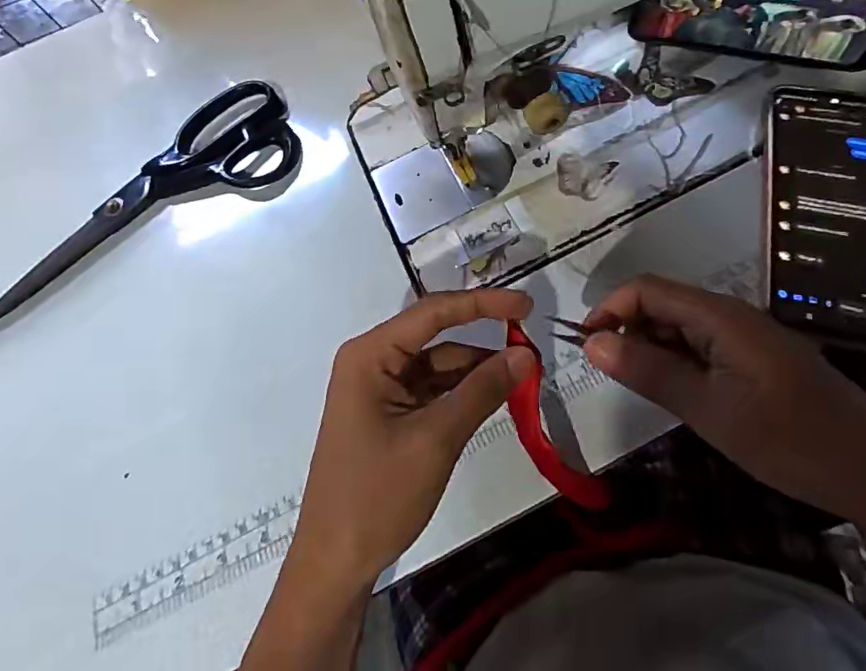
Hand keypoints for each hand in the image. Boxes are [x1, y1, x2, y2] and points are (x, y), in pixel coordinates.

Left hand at [293, 289, 535, 585]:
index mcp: (370, 354)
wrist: (335, 562)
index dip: (482, 303)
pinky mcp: (389, 413)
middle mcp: (372, 361)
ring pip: (438, 364)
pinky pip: (433, 389)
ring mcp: (380, 388)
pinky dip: (463, 392)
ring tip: (522, 377)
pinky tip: (495, 397)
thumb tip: (525, 354)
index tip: (526, 305)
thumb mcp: (435, 439)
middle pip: (436, 335)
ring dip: (476, 369)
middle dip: (482, 339)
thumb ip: (482, 391)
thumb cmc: (377, 495)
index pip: (433, 312)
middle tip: (530, 346)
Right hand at [582, 275, 865, 522]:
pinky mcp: (758, 358)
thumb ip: (649, 371)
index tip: (585, 346)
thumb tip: (593, 343)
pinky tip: (675, 391)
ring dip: (651, 346)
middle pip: (664, 302)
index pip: (648, 288)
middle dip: (627, 327)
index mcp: (720, 315)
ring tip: (636, 385)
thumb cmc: (788, 439)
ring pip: (683, 325)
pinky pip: (704, 345)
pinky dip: (678, 360)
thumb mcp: (709, 409)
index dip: (610, 308)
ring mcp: (747, 336)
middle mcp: (732, 314)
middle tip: (607, 373)